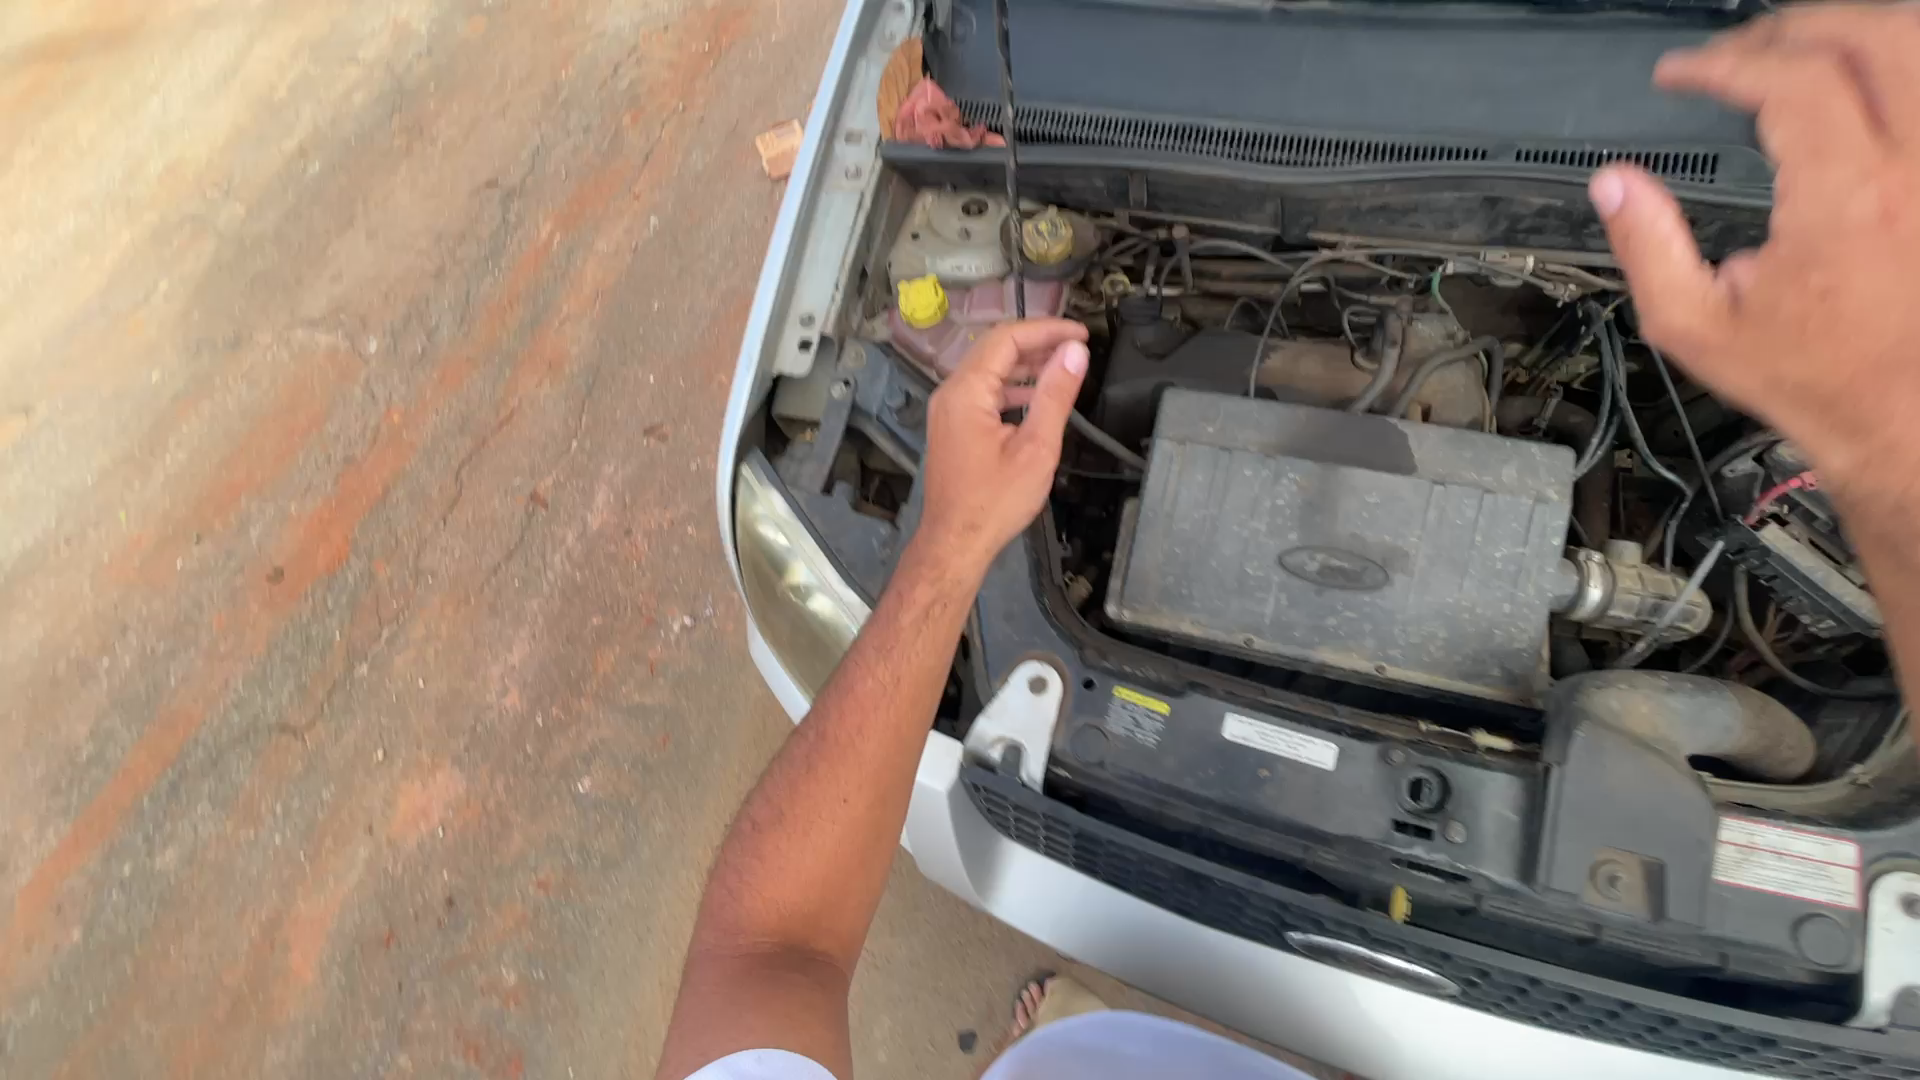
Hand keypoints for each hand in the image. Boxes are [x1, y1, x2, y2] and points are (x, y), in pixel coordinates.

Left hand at [912, 318, 1089, 579]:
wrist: (955, 542)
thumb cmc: (995, 502)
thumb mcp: (1036, 448)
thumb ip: (1055, 395)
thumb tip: (1075, 352)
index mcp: (966, 392)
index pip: (1007, 339)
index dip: (1047, 329)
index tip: (1081, 334)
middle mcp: (950, 393)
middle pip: (994, 349)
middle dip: (1037, 343)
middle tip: (1076, 346)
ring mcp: (947, 411)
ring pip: (988, 371)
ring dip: (1025, 366)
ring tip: (1063, 368)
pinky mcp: (952, 428)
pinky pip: (982, 394)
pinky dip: (1011, 389)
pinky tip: (1036, 398)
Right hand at [1591, 5, 1919, 490]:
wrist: (1904, 405)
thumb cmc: (1797, 369)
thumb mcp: (1688, 323)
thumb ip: (1647, 245)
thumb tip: (1612, 183)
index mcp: (1842, 199)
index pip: (1794, 85)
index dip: (1727, 64)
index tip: (1678, 72)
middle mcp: (1919, 164)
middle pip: (1881, 35)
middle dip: (1795, 27)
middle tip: (1732, 49)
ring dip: (1860, 28)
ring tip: (1794, 47)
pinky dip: (1902, 63)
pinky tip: (1865, 74)